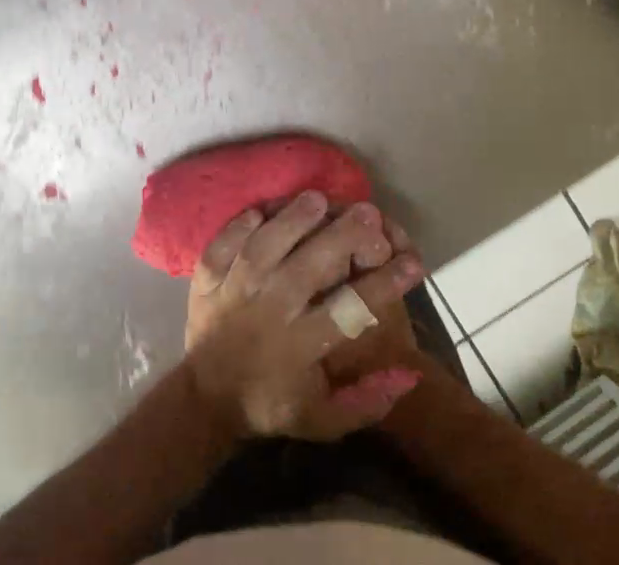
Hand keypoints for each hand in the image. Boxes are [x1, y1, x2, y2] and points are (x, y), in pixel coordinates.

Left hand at [183, 192, 426, 440]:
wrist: (204, 400)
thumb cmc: (269, 404)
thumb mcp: (322, 419)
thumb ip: (366, 402)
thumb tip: (408, 375)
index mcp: (299, 345)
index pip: (350, 310)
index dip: (385, 284)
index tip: (413, 264)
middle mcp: (268, 311)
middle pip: (307, 267)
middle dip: (340, 237)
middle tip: (368, 212)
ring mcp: (233, 291)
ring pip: (263, 248)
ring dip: (290, 221)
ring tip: (317, 198)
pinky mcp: (206, 280)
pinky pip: (222, 246)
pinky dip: (238, 227)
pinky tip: (259, 210)